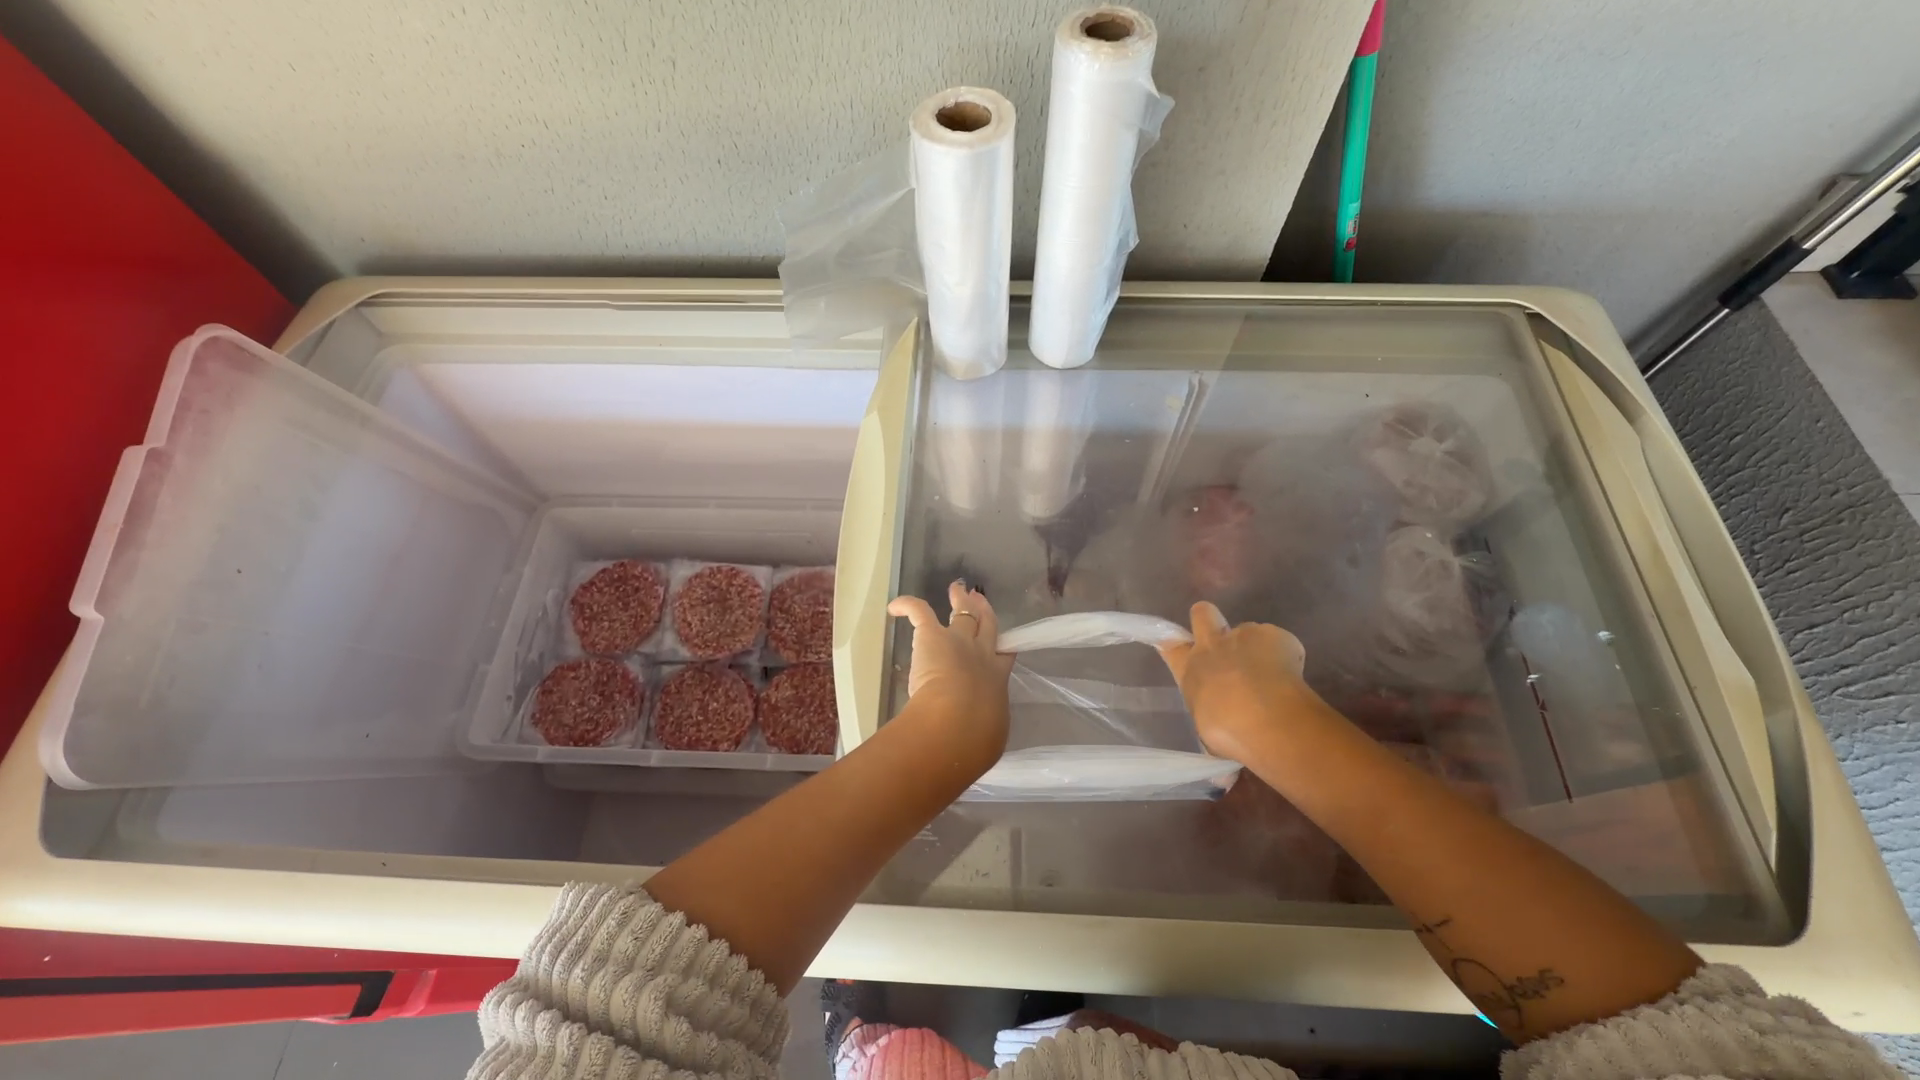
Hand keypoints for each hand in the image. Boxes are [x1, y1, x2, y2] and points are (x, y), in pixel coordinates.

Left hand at [886, 581, 1014, 766]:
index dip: (1002, 648)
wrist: (961, 723)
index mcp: (996, 681)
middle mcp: (982, 656)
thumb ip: (985, 730)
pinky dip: (907, 604)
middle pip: (987, 626)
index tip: (1002, 643)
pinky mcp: (932, 635)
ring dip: (959, 600)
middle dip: (984, 612)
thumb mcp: (988, 736)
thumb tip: (980, 738)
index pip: (1003, 658)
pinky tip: (895, 605)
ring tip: (955, 589)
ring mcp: (959, 641)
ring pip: (963, 612)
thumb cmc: (977, 737)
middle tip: (979, 600)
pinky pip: (920, 610)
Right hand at [1158, 601, 1312, 763]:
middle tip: (1225, 643)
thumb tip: (1222, 782)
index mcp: (1189, 669)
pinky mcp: (1276, 634)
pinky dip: (1285, 655)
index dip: (1175, 644)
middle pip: (1202, 613)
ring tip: (1272, 676)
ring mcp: (1243, 634)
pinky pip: (1279, 641)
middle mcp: (1211, 645)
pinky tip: (1292, 678)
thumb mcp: (1211, 740)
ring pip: (1248, 630)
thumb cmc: (1226, 732)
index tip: (1180, 648)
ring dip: (1255, 647)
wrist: (1264, 717)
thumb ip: (1216, 740)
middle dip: (1209, 620)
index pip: (1170, 645)